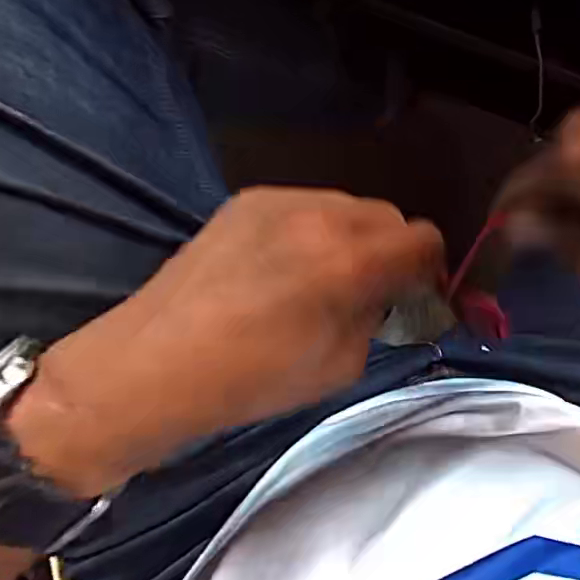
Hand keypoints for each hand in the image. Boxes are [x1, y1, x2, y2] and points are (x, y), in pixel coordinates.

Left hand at [9, 188, 444, 494]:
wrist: (149, 368)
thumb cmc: (253, 379)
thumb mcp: (343, 363)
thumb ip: (378, 316)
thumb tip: (388, 295)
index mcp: (350, 261)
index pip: (424, 239)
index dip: (431, 268)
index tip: (418, 293)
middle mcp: (322, 216)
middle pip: (391, 217)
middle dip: (394, 251)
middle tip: (375, 287)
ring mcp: (281, 201)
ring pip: (350, 206)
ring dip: (356, 237)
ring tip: (327, 275)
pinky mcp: (247, 201)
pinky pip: (309, 206)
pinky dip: (317, 229)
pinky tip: (288, 263)